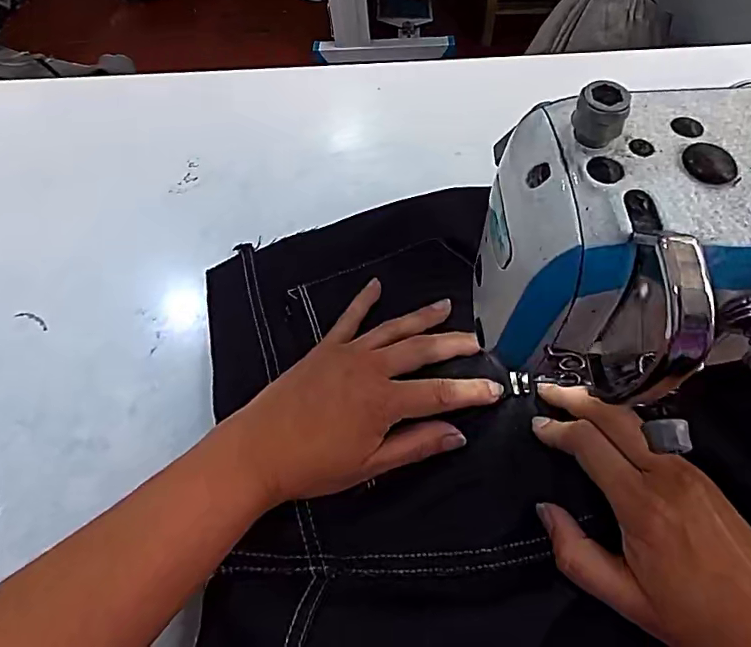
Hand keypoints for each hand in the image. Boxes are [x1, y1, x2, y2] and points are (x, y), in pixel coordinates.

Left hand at [223, 279, 500, 504]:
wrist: (255, 452)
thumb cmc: (311, 466)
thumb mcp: (368, 465)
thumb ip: (416, 445)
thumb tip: (457, 434)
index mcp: (385, 400)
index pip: (441, 393)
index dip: (472, 391)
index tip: (496, 388)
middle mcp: (373, 368)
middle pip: (424, 350)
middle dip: (454, 345)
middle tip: (476, 342)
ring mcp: (349, 353)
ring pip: (395, 329)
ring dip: (422, 317)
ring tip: (446, 307)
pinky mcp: (326, 347)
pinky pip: (350, 318)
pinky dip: (364, 300)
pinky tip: (375, 285)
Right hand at [532, 384, 750, 646]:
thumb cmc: (702, 617)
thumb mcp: (629, 600)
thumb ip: (578, 555)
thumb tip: (547, 514)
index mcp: (643, 505)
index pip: (590, 444)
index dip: (558, 429)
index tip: (538, 425)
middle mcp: (666, 474)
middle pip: (612, 415)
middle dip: (575, 396)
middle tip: (549, 390)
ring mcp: (687, 466)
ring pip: (635, 418)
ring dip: (600, 404)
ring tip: (574, 401)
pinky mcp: (701, 470)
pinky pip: (654, 432)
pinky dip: (624, 420)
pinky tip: (613, 427)